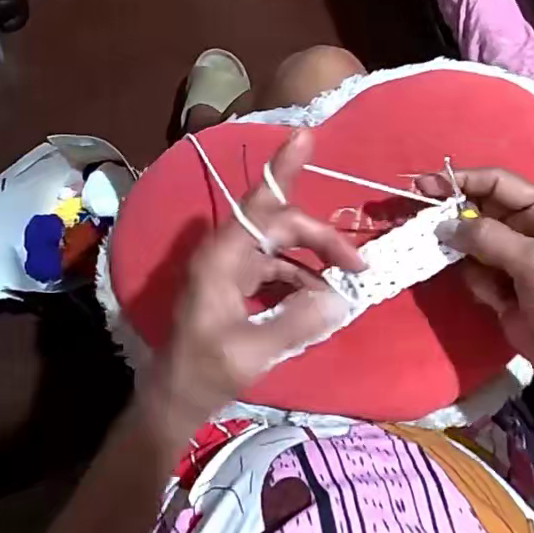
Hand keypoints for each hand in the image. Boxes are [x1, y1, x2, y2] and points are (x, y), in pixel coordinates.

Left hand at [143, 129, 364, 434]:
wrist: (176, 396)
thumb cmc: (205, 372)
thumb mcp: (253, 352)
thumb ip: (297, 322)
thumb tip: (341, 297)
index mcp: (222, 258)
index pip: (258, 205)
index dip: (283, 169)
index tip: (305, 136)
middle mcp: (226, 253)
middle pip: (280, 225)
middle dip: (320, 237)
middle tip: (357, 262)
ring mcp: (231, 268)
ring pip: (281, 246)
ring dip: (314, 258)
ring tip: (348, 277)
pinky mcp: (237, 284)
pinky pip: (276, 268)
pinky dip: (301, 277)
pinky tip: (322, 295)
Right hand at [419, 168, 533, 393]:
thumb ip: (487, 237)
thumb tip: (442, 226)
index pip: (498, 182)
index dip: (461, 181)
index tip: (424, 185)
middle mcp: (531, 227)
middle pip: (479, 209)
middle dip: (455, 217)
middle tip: (424, 222)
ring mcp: (514, 257)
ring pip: (470, 240)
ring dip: (464, 254)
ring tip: (482, 276)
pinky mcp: (500, 283)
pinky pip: (472, 268)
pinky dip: (475, 280)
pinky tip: (496, 299)